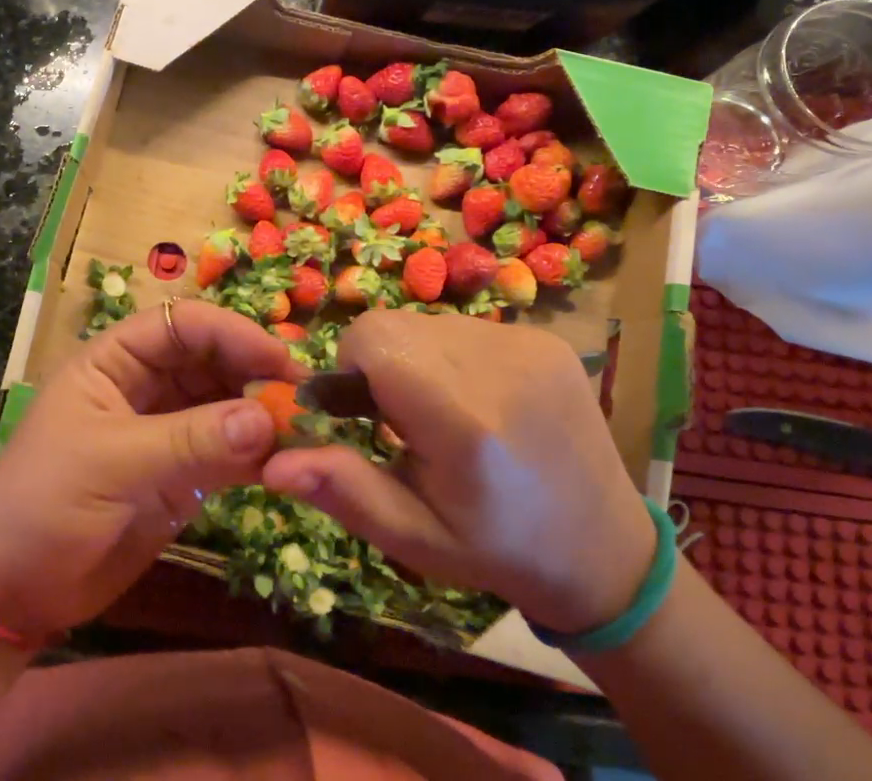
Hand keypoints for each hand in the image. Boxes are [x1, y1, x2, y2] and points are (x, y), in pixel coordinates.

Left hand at [0, 300, 309, 640]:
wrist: (11, 590)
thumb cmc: (42, 505)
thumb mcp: (111, 463)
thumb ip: (189, 440)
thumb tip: (267, 418)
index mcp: (113, 364)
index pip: (181, 326)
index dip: (231, 333)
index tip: (281, 361)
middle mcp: (144, 390)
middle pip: (212, 363)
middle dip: (256, 375)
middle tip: (309, 401)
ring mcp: (164, 435)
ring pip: (225, 408)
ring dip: (263, 418)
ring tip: (309, 434)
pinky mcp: (180, 480)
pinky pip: (228, 455)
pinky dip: (259, 458)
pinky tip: (289, 465)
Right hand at [260, 310, 655, 633]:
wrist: (601, 547)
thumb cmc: (496, 549)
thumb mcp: (412, 536)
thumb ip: (342, 490)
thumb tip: (270, 462)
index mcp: (466, 421)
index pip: (374, 339)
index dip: (348, 369)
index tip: (357, 416)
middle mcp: (502, 366)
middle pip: (393, 324)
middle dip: (373, 365)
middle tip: (393, 421)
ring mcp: (530, 345)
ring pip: (423, 322)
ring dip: (408, 359)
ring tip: (435, 415)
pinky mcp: (545, 339)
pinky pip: (460, 328)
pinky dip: (444, 357)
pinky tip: (470, 404)